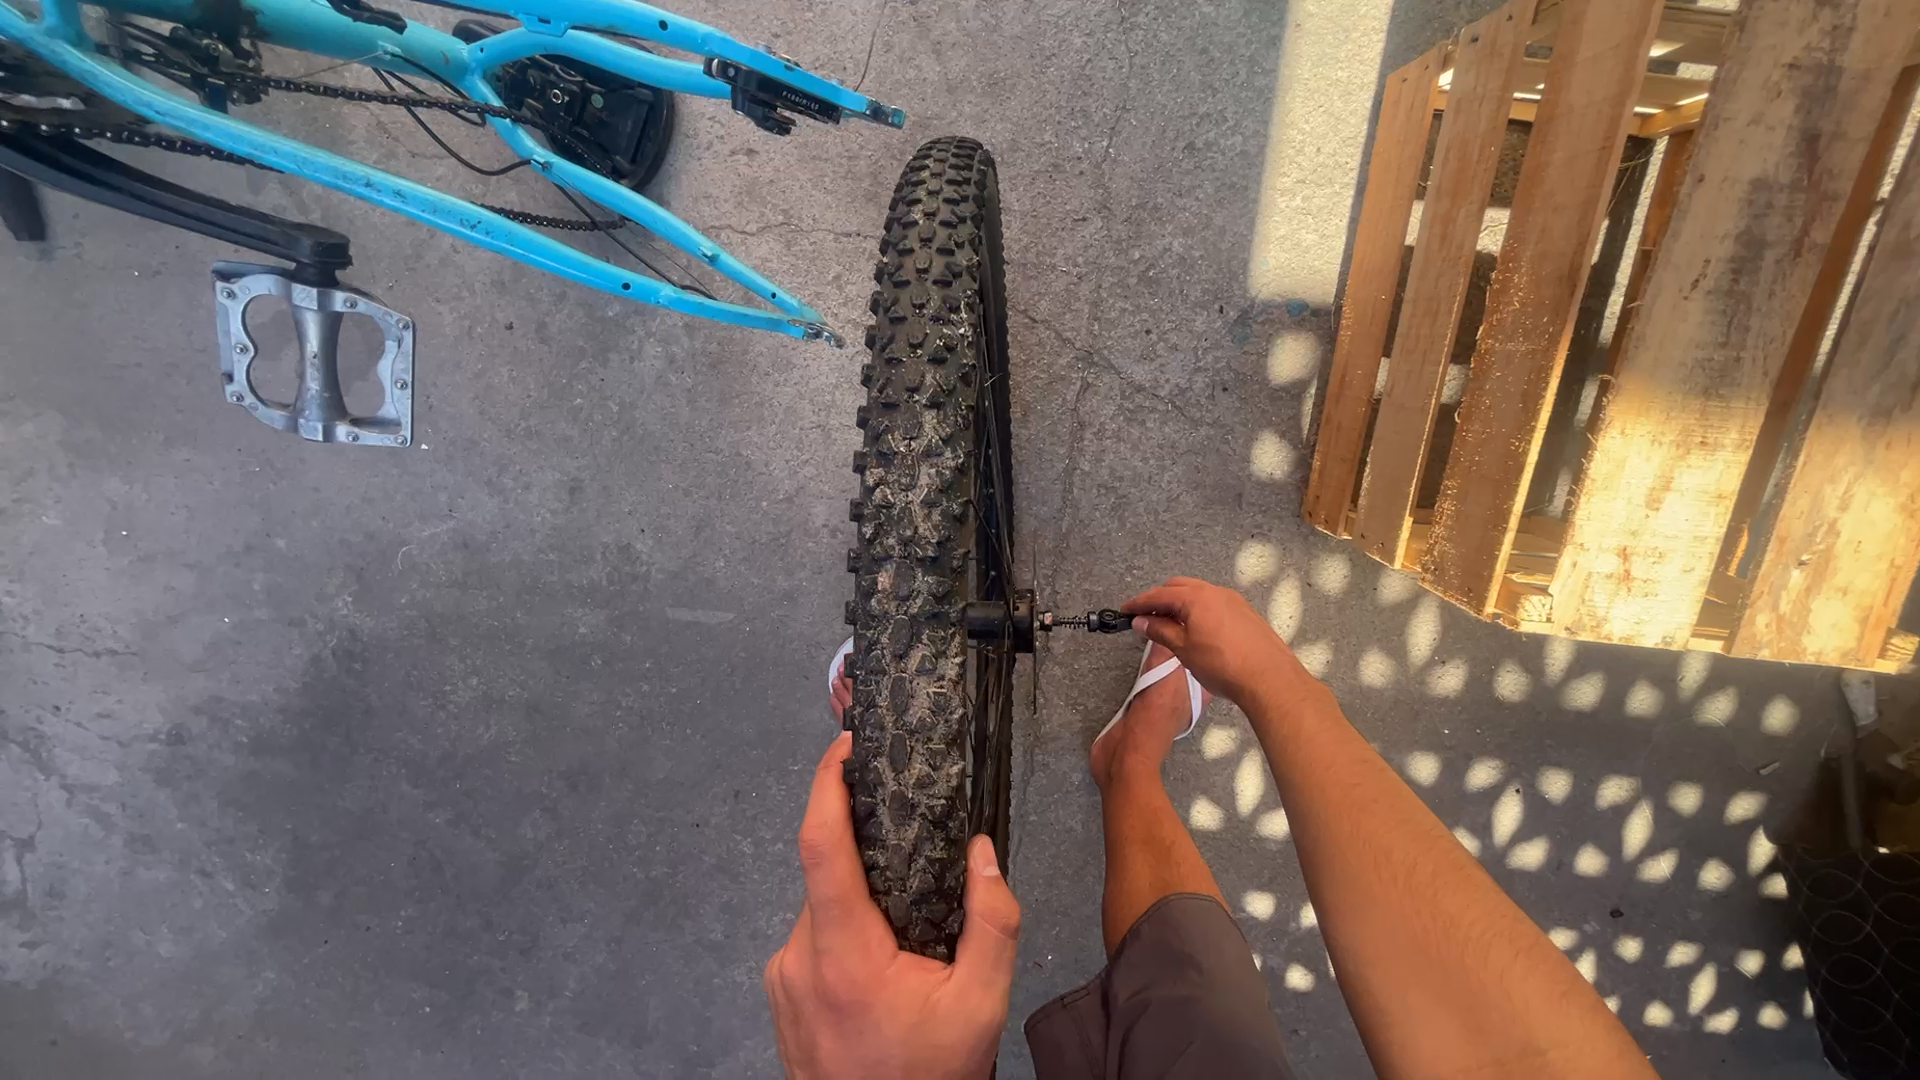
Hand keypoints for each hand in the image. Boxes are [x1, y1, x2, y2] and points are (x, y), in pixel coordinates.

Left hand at [765, 733, 1021, 1079]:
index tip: (844, 746)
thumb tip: (982, 852)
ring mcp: (783, 976)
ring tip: (906, 924)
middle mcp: (798, 956)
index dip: (826, 785)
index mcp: (842, 952)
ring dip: (859, 894)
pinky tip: (882, 955)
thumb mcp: (980, 1005)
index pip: (820, 845)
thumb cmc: (928, 1074)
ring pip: (821, 904)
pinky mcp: (781, 992)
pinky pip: (813, 933)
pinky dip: (845, 923)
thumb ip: (992, 922)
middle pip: (826, 872)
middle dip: (866, 851)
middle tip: (913, 854)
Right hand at [1124, 576, 1306, 705]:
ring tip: (1169, 624)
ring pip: (1199, 594)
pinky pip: (1214, 603)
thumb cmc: (1223, 665)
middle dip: (1159, 599)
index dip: (1139, 603)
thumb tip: (1141, 621)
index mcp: (1196, 597)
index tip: (1126, 611)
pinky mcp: (1246, 614)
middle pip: (1179, 587)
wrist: (1270, 679)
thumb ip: (1159, 630)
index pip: (1159, 595)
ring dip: (1180, 604)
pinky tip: (1196, 629)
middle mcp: (1216, 592)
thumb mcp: (1183, 649)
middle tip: (1146, 616)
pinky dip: (1198, 609)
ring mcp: (1234, 601)